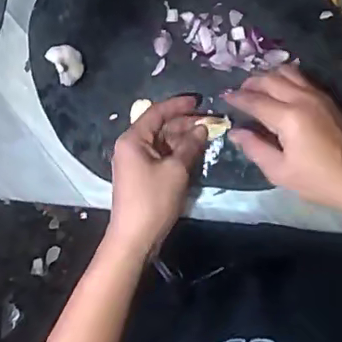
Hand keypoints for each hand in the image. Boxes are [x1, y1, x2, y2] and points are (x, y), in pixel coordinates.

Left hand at [105, 95, 207, 259]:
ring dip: (183, 137)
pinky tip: (194, 151)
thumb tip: (202, 128)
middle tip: (210, 120)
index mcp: (133, 138)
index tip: (200, 101)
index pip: (157, 112)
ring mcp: (135, 161)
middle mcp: (131, 145)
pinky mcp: (141, 175)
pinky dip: (177, 151)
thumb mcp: (176, 170)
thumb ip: (190, 145)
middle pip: (160, 126)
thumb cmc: (153, 201)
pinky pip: (161, 155)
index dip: (179, 104)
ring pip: (162, 141)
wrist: (133, 240)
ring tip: (207, 134)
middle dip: (184, 122)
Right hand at [225, 66, 341, 214]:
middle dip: (250, 83)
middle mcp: (301, 98)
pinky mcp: (327, 97)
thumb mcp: (281, 172)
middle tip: (238, 93)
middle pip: (269, 79)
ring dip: (268, 76)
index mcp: (288, 117)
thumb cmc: (319, 180)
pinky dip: (284, 77)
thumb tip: (236, 132)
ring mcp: (316, 94)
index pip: (255, 100)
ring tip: (257, 88)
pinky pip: (300, 77)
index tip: (224, 98)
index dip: (237, 98)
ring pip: (286, 72)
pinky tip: (279, 88)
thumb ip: (255, 148)